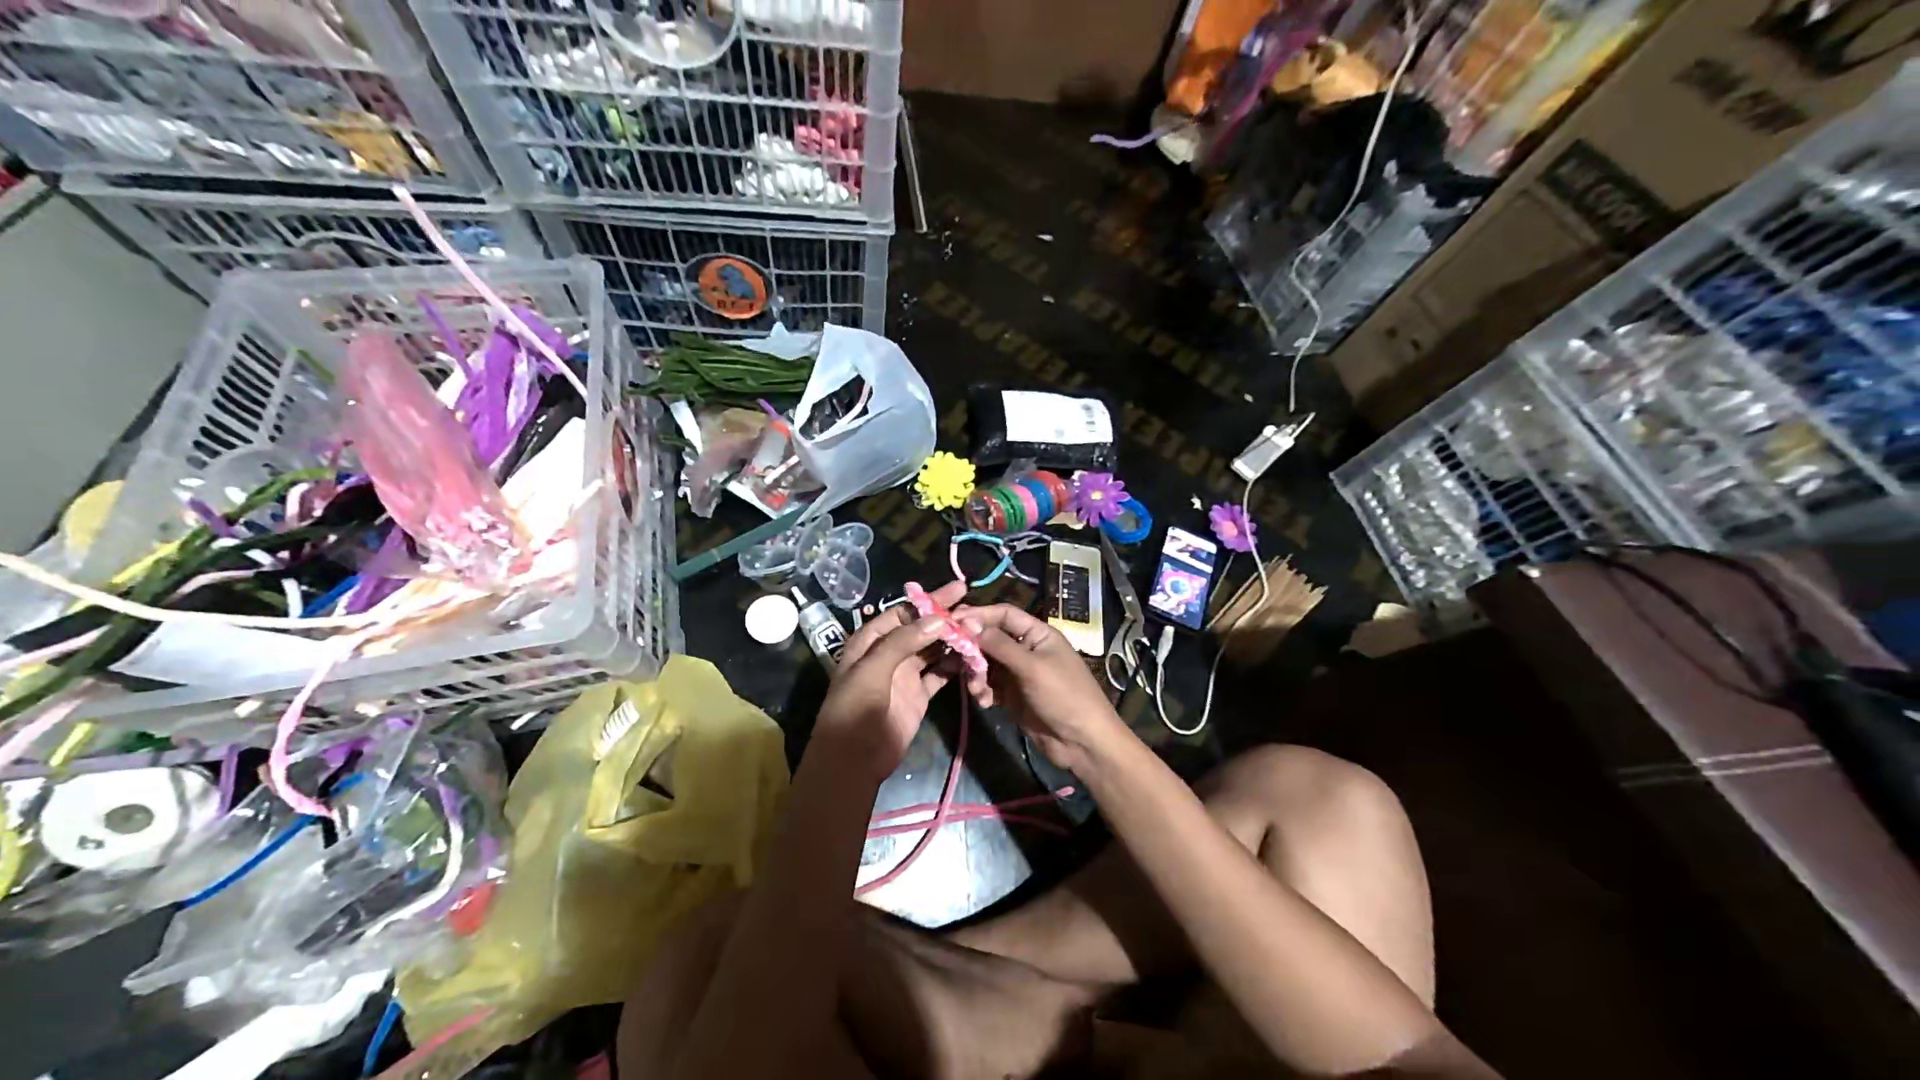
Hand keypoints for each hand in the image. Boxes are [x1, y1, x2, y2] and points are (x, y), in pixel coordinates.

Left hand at [815, 580, 968, 782]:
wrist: (852, 760)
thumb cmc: (853, 710)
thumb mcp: (872, 670)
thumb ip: (903, 642)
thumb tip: (938, 619)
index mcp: (871, 641)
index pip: (903, 613)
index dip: (928, 601)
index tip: (957, 590)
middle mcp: (889, 653)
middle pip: (921, 629)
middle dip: (946, 619)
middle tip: (975, 610)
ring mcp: (905, 675)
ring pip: (933, 651)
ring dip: (953, 642)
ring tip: (979, 632)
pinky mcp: (918, 696)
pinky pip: (939, 675)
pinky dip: (955, 667)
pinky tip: (973, 658)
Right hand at [955, 603, 1130, 771]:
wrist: (1082, 743)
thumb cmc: (1064, 696)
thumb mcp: (1032, 667)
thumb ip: (1000, 644)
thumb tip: (969, 622)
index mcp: (1038, 634)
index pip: (1004, 615)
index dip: (979, 615)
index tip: (953, 621)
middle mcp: (1026, 649)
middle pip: (991, 639)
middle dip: (973, 648)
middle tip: (955, 656)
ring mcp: (1019, 674)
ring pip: (986, 664)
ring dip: (976, 674)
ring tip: (977, 688)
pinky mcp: (1013, 696)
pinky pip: (990, 686)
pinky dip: (984, 692)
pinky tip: (985, 702)